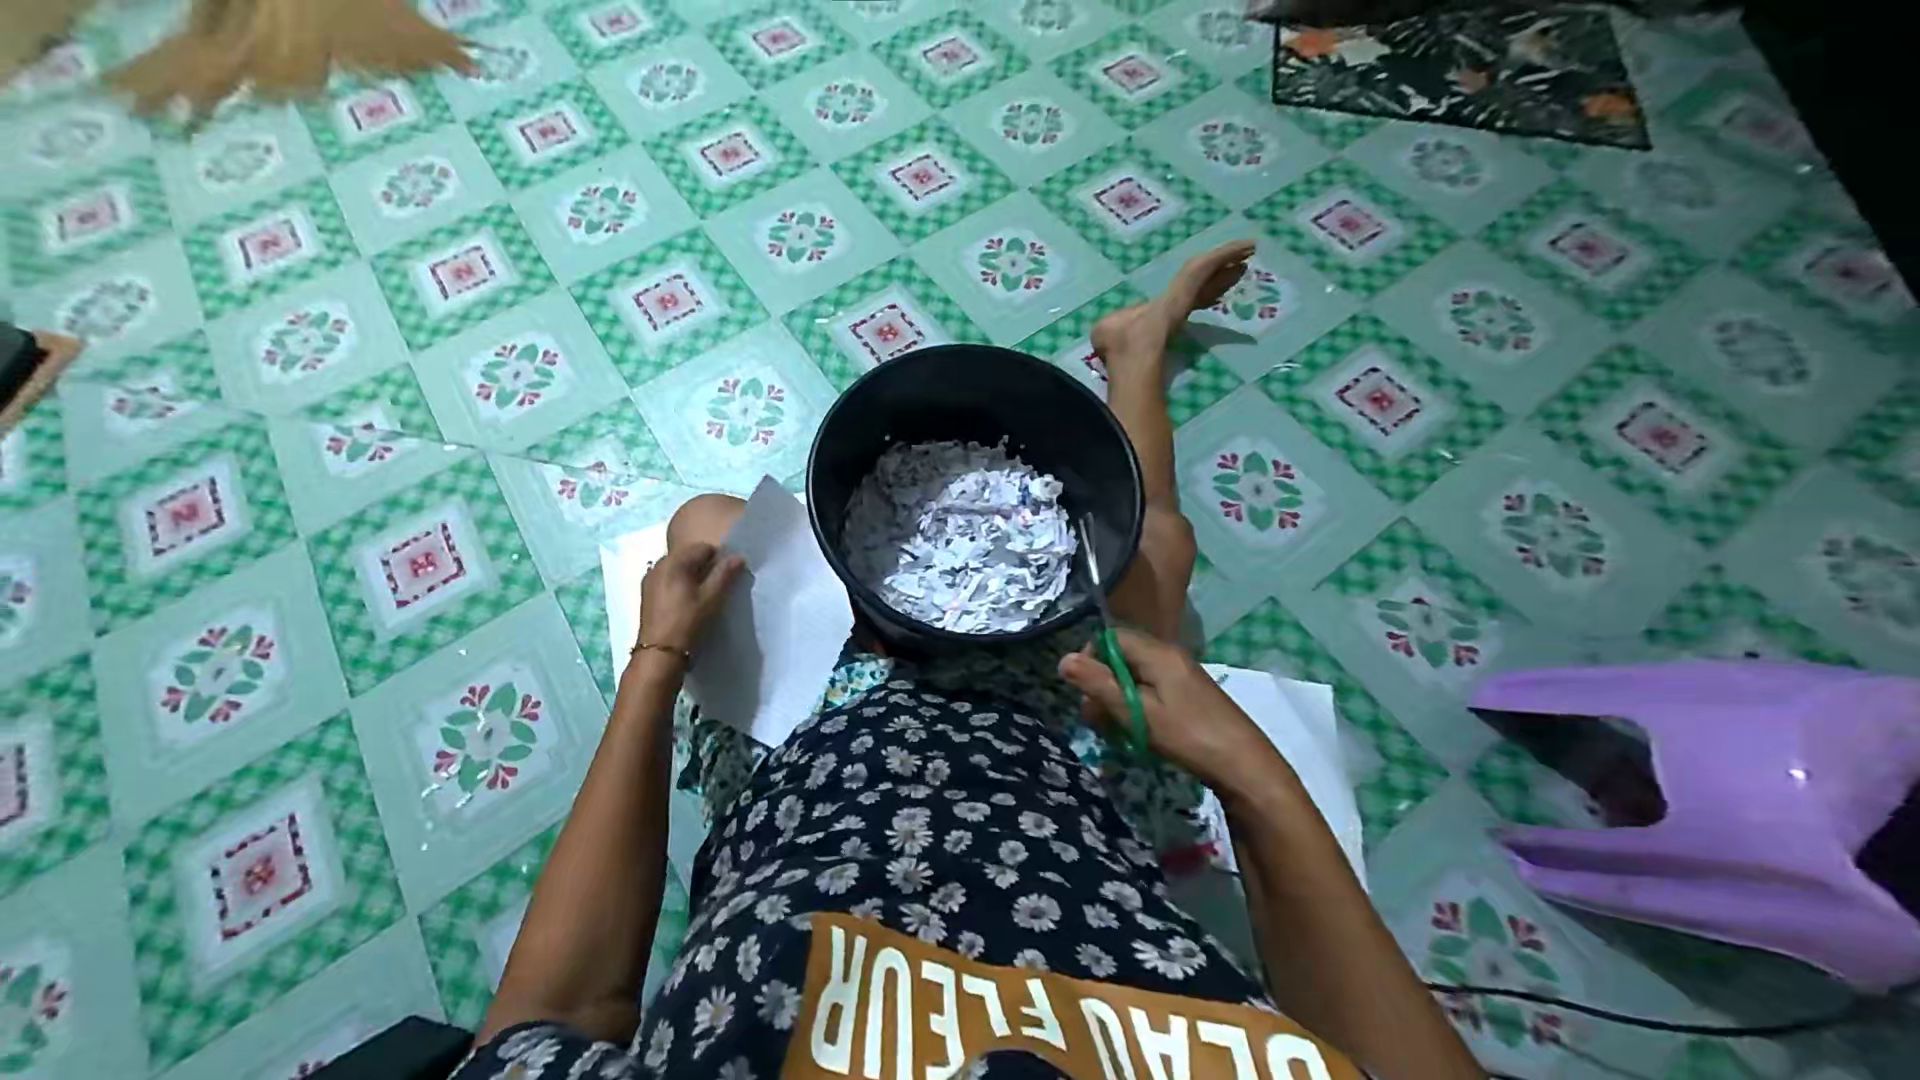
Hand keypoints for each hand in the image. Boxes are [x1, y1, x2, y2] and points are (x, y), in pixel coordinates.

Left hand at [638, 543, 745, 658]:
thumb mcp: (712, 598)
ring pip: (678, 567)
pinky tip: (686, 602)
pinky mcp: (647, 593)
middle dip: (704, 566)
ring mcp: (650, 579)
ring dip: (692, 575)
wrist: (659, 654)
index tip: (727, 577)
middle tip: (716, 586)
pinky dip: (680, 583)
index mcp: (674, 562)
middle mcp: (658, 565)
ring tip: (702, 595)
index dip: (719, 559)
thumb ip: (725, 574)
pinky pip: (668, 578)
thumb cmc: (688, 622)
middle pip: (688, 555)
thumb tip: (738, 557)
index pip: (703, 548)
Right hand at [1058, 629, 1284, 797]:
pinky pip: (1151, 690)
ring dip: (1117, 700)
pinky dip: (1137, 707)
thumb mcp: (1136, 712)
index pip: (1110, 637)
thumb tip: (1064, 658)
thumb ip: (1099, 684)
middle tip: (1094, 720)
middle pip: (1121, 657)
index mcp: (1157, 652)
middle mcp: (1169, 655)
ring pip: (1134, 676)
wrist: (1245, 766)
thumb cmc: (1187, 736)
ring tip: (1114, 732)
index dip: (1090, 658)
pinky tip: (1137, 733)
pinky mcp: (1189, 694)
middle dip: (1101, 685)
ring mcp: (1181, 674)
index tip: (1084, 691)